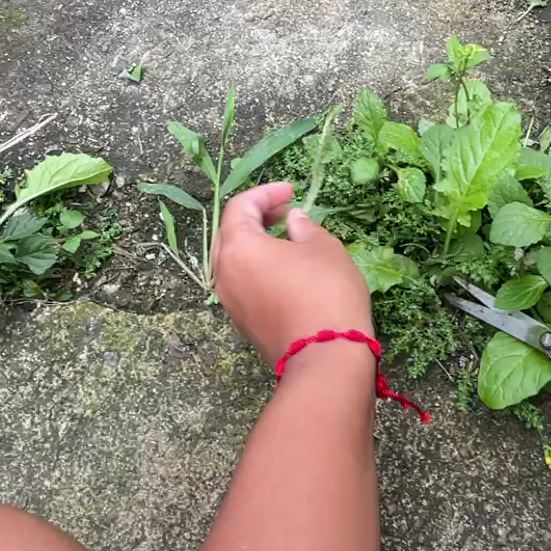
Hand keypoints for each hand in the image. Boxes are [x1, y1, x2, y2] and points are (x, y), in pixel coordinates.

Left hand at [213, 182, 372, 363]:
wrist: (326, 358)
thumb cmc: (325, 292)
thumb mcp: (324, 248)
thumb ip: (305, 228)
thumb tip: (292, 222)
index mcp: (238, 248)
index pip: (241, 207)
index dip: (266, 193)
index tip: (292, 191)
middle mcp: (224, 274)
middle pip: (231, 234)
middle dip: (256, 217)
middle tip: (285, 211)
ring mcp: (231, 303)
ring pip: (236, 261)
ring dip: (259, 244)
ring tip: (290, 238)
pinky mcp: (244, 324)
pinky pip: (245, 284)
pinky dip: (260, 268)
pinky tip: (288, 268)